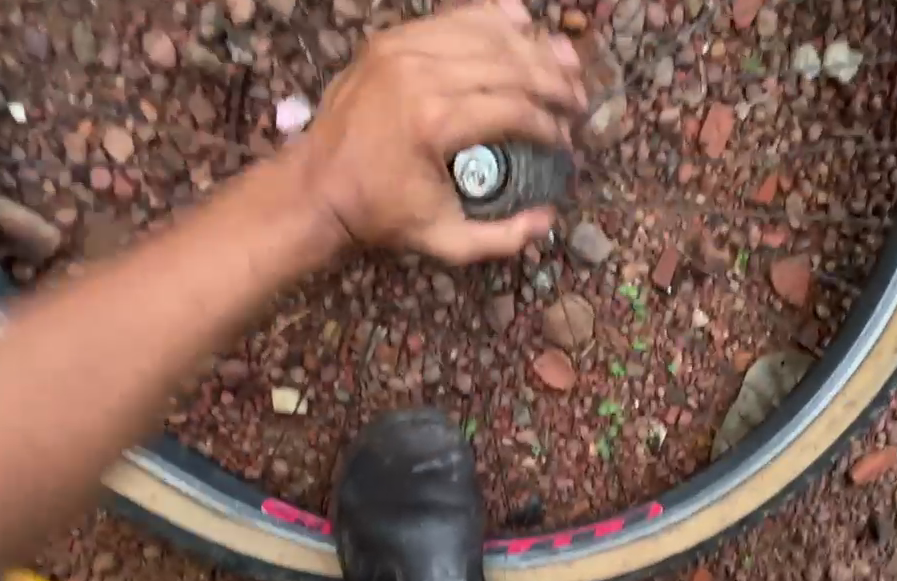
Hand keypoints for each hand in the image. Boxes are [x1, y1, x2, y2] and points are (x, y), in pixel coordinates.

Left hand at [289, 0, 585, 262]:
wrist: (318, 187)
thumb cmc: (384, 218)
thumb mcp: (446, 243)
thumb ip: (503, 238)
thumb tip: (549, 219)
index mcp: (434, 123)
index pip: (513, 107)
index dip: (549, 124)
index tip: (565, 144)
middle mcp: (420, 73)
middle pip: (507, 62)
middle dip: (553, 80)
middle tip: (579, 100)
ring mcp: (402, 48)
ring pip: (485, 32)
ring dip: (532, 47)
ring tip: (564, 64)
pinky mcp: (391, 40)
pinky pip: (452, 17)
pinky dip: (492, 18)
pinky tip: (522, 24)